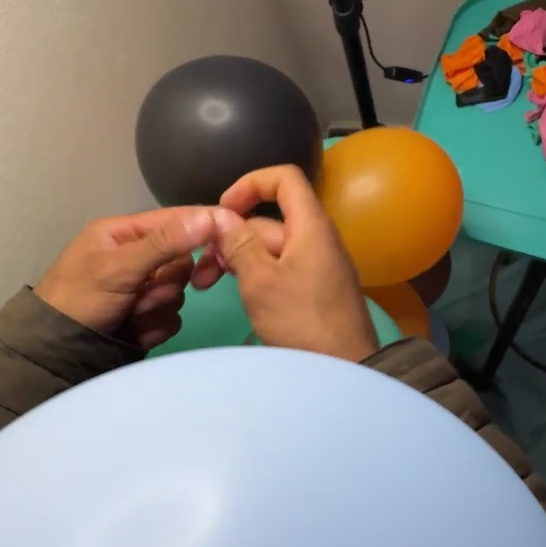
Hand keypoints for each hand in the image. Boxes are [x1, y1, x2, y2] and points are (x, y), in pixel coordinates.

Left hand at [34, 207, 221, 350]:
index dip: (201, 227)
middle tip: (144, 293)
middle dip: (166, 282)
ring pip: (179, 293)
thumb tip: (209, 217)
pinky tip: (132, 329)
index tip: (228, 233)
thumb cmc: (79, 298)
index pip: (175, 219)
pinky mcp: (147, 317)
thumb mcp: (119, 266)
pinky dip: (154, 326)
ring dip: (156, 307)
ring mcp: (142, 289)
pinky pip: (172, 317)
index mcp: (124, 233)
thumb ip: (164, 243)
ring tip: (129, 313)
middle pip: (182, 262)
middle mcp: (136, 257)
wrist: (56, 353)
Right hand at [195, 165, 378, 362]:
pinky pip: (280, 268)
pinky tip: (234, 292)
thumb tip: (219, 216)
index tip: (222, 210)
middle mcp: (316, 238)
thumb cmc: (302, 320)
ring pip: (270, 248)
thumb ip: (238, 244)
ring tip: (205, 284)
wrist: (345, 368)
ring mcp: (317, 265)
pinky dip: (254, 274)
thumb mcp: (260, 281)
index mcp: (310, 225)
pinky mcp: (314, 289)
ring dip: (237, 258)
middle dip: (231, 236)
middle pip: (268, 219)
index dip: (250, 184)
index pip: (284, 178)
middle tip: (200, 266)